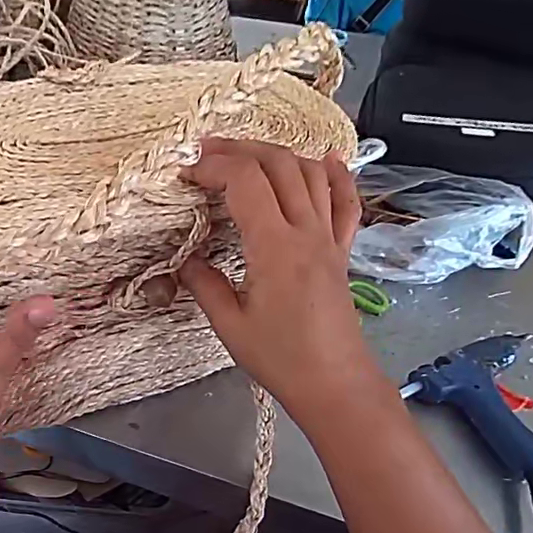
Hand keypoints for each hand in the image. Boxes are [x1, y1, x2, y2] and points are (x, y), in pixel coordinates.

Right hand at [178, 138, 382, 424]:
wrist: (334, 383)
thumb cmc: (280, 359)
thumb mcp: (229, 325)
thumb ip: (204, 284)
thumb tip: (186, 260)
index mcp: (275, 248)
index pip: (245, 182)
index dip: (213, 167)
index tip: (186, 173)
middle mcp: (307, 233)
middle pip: (279, 164)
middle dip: (240, 149)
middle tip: (207, 152)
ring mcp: (330, 239)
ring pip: (310, 174)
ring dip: (277, 154)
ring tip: (246, 154)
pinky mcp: (342, 252)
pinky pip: (346, 203)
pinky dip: (335, 175)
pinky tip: (324, 159)